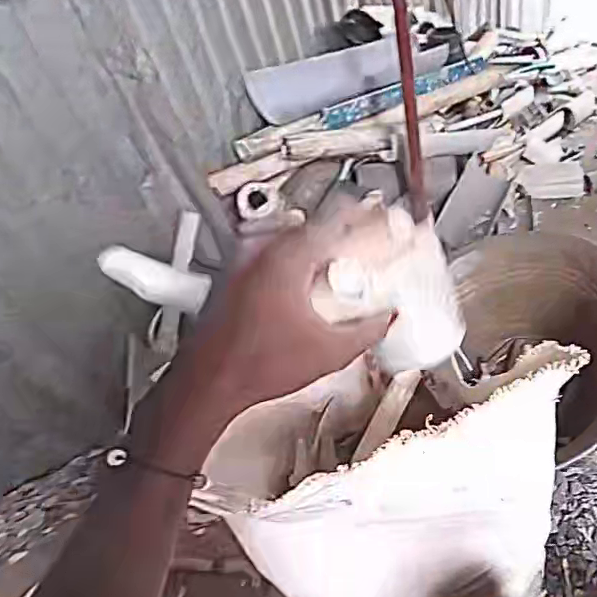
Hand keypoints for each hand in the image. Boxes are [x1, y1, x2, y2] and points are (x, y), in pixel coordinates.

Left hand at [154, 204, 394, 430]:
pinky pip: (268, 258)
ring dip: (311, 248)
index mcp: (286, 262)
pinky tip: (302, 286)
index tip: (370, 213)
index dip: (355, 217)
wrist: (211, 383)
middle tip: (356, 241)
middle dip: (334, 233)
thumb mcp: (330, 352)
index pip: (328, 224)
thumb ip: (366, 332)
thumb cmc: (254, 366)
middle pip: (305, 229)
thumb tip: (385, 320)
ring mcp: (241, 267)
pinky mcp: (232, 282)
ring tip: (333, 263)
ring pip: (284, 242)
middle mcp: (259, 256)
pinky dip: (290, 263)